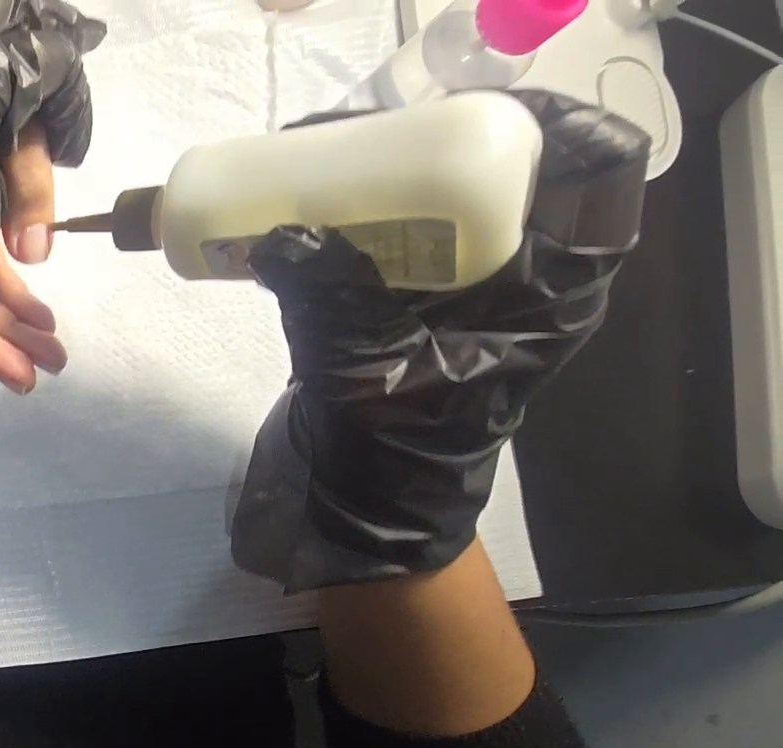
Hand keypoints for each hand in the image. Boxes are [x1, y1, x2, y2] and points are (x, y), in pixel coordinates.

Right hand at [231, 90, 651, 591]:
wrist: (362, 510)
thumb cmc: (392, 451)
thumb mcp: (367, 372)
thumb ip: (328, 302)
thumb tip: (279, 235)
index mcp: (548, 289)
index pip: (586, 172)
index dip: (535, 127)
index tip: (448, 119)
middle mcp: (513, 281)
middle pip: (492, 181)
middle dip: (421, 151)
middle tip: (352, 140)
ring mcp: (451, 298)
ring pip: (428, 214)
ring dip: (371, 188)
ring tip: (306, 170)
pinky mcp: (395, 315)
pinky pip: (378, 252)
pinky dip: (337, 233)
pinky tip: (291, 222)